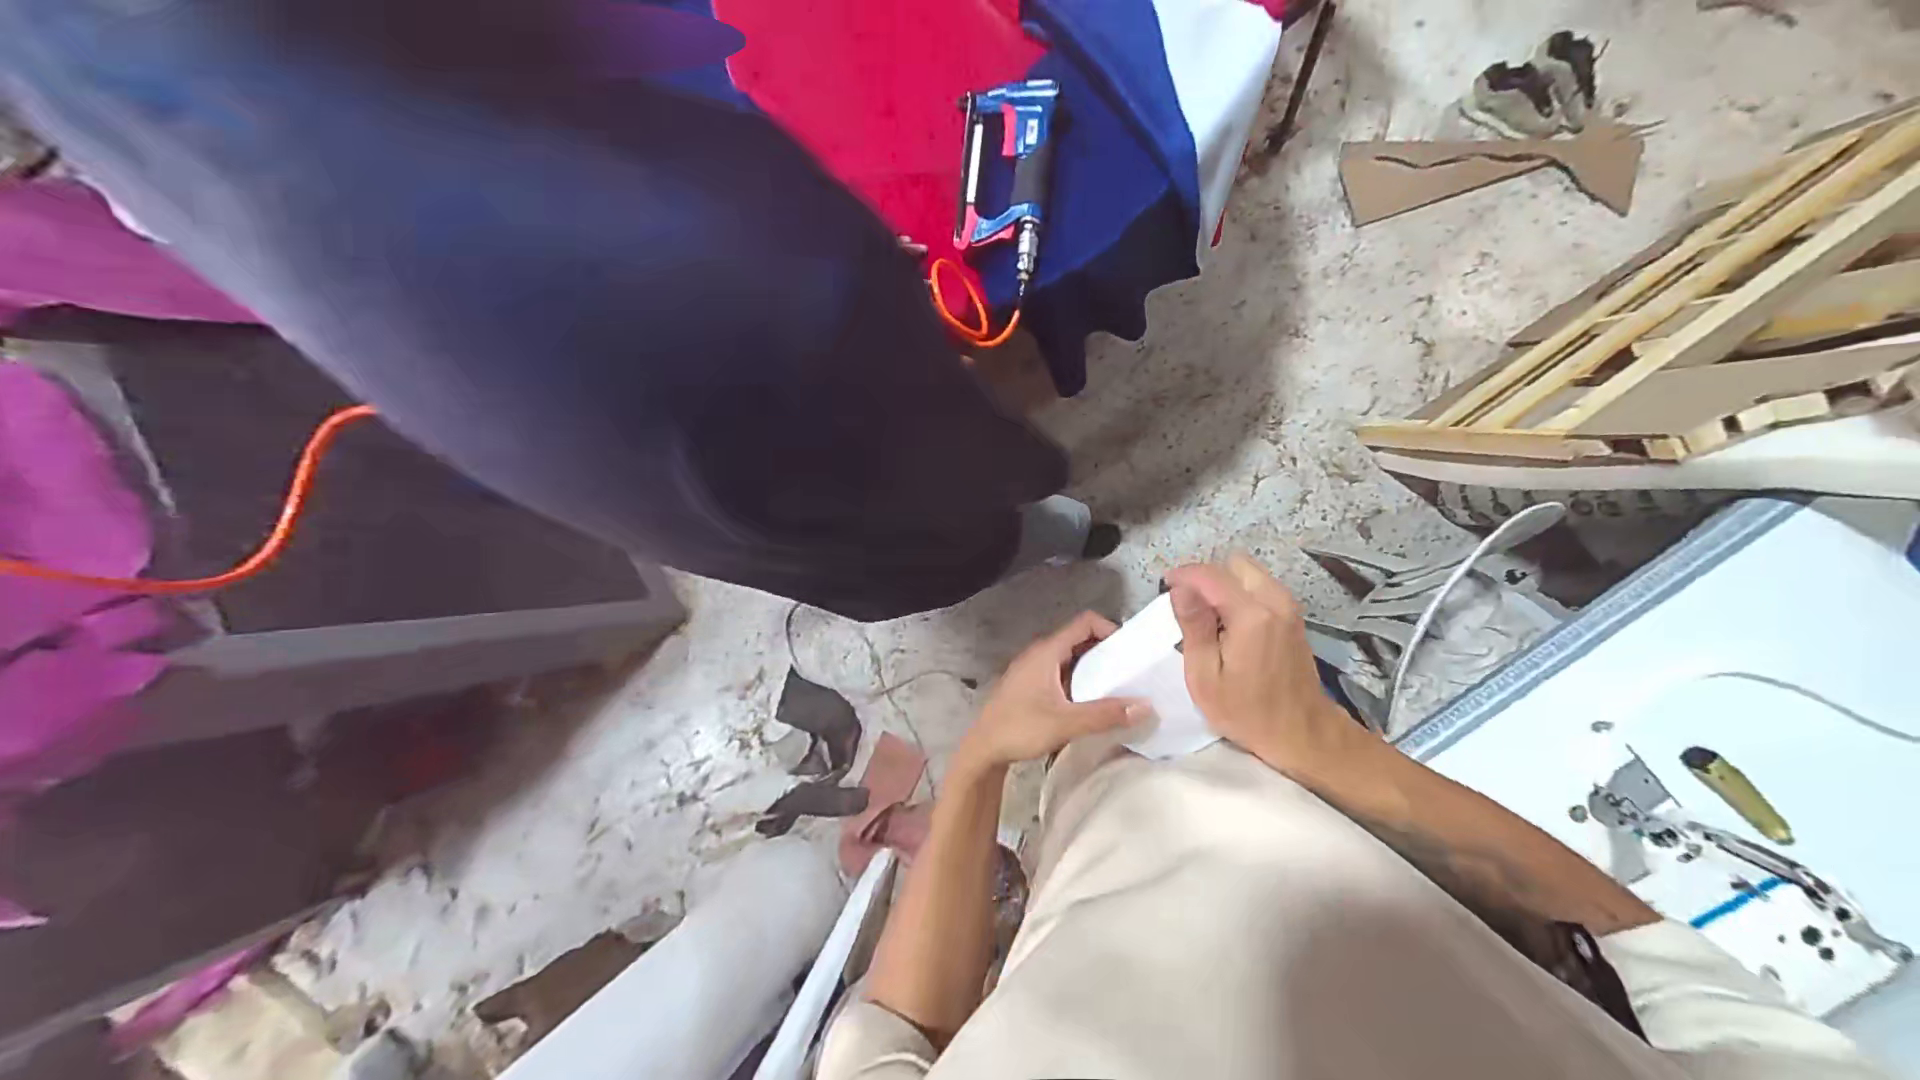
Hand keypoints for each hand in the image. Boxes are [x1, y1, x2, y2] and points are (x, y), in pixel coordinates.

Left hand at [957, 612, 1142, 772]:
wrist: (982, 750)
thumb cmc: (1019, 729)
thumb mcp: (1066, 723)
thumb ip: (1105, 714)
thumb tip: (1146, 706)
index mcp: (1046, 652)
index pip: (1084, 623)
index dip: (1110, 629)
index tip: (1130, 651)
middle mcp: (1039, 654)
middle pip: (1079, 639)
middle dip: (1106, 651)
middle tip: (1131, 672)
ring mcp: (1032, 670)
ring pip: (1070, 658)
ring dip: (1094, 668)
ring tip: (1118, 688)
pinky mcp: (1030, 686)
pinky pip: (1061, 673)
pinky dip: (1080, 680)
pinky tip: (1092, 702)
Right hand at [1165, 554, 1377, 780]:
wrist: (1302, 733)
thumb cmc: (1246, 711)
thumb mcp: (1205, 675)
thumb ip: (1193, 626)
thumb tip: (1179, 589)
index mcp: (1251, 616)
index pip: (1210, 575)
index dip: (1183, 575)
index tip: (1164, 588)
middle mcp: (1275, 601)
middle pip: (1233, 564)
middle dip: (1206, 577)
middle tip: (1187, 605)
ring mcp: (1288, 607)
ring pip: (1248, 572)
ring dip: (1223, 585)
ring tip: (1205, 615)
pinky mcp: (1293, 616)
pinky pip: (1260, 587)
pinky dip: (1239, 594)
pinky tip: (1226, 623)